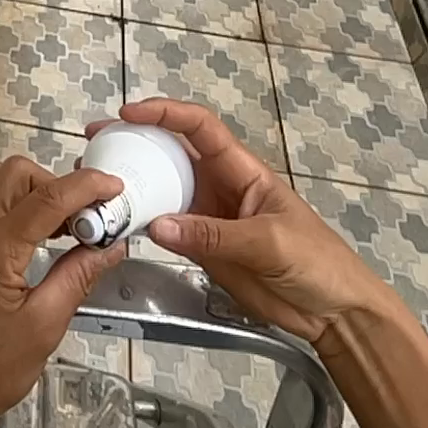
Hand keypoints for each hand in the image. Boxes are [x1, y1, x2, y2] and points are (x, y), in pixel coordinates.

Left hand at [0, 158, 126, 427]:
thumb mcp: (43, 327)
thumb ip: (77, 277)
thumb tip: (107, 247)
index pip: (47, 197)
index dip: (86, 186)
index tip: (114, 187)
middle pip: (18, 173)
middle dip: (58, 184)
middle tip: (89, 216)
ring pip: (0, 181)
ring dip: (37, 191)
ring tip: (67, 227)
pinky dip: (17, 204)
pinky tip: (39, 234)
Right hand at [86, 99, 395, 348]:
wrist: (334, 314)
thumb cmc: (316, 262)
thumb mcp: (268, 242)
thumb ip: (212, 234)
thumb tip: (157, 225)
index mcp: (239, 169)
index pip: (198, 127)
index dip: (164, 113)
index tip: (129, 114)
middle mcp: (217, 184)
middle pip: (169, 151)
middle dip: (132, 139)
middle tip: (94, 139)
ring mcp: (206, 214)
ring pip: (160, 187)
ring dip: (130, 180)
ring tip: (94, 176)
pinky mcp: (200, 245)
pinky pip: (163, 225)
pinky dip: (138, 219)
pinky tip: (116, 218)